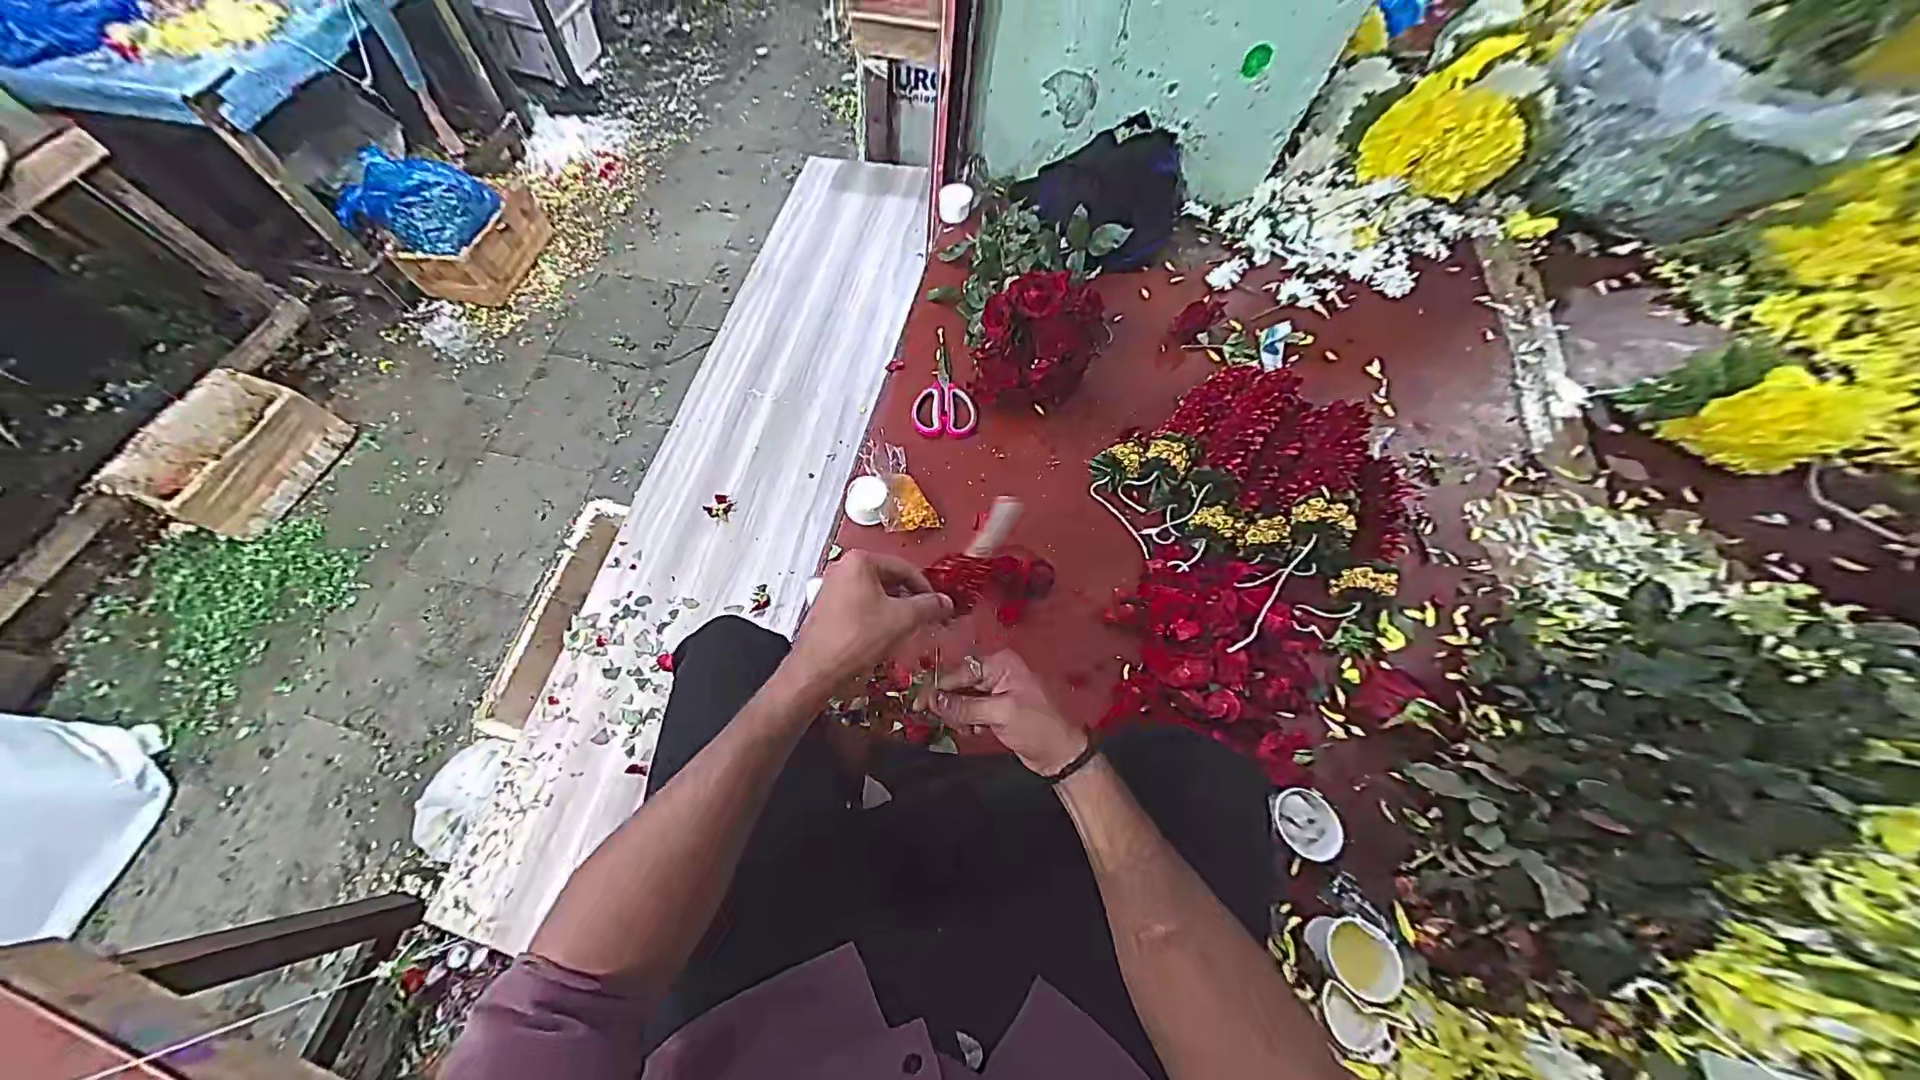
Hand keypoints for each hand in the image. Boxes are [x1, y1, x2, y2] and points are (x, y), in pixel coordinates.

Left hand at [784, 550, 952, 693]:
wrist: (817, 670)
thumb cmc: (854, 639)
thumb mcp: (902, 620)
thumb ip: (928, 606)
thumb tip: (945, 602)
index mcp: (859, 561)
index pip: (904, 568)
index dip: (926, 588)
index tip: (937, 604)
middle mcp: (843, 568)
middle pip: (889, 579)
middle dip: (910, 599)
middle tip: (925, 617)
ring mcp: (832, 587)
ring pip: (876, 593)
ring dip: (895, 609)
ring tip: (906, 628)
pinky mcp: (828, 607)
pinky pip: (861, 605)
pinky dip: (877, 616)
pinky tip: (884, 635)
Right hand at [925, 650, 1088, 775]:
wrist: (1059, 754)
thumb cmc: (1037, 727)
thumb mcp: (1000, 713)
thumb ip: (965, 706)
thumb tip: (934, 701)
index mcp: (1001, 664)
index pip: (960, 670)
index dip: (938, 685)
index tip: (918, 700)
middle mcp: (996, 672)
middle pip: (959, 681)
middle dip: (946, 700)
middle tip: (929, 715)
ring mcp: (996, 690)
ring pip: (962, 696)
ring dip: (956, 713)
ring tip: (964, 727)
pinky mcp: (995, 708)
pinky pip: (970, 708)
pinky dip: (965, 720)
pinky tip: (972, 731)